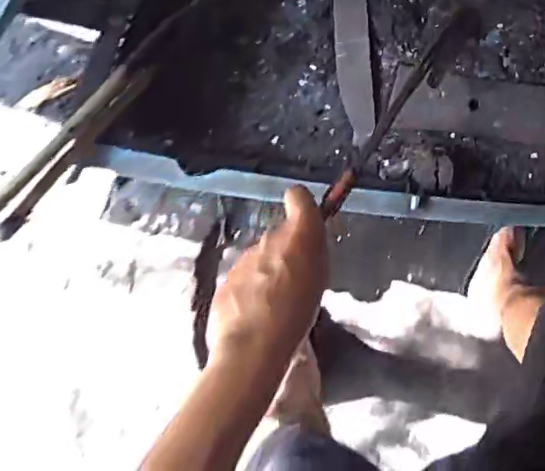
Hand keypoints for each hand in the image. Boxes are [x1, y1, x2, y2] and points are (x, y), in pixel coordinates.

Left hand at [209, 186, 327, 364]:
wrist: (251, 348)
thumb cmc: (298, 310)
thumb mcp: (321, 275)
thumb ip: (312, 250)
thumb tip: (304, 241)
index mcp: (299, 232)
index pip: (298, 195)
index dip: (301, 202)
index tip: (305, 214)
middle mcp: (269, 238)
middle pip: (280, 233)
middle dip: (286, 249)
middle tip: (295, 276)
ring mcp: (243, 260)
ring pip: (260, 257)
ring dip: (268, 271)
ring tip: (275, 301)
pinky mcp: (224, 283)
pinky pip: (243, 279)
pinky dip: (250, 290)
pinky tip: (255, 314)